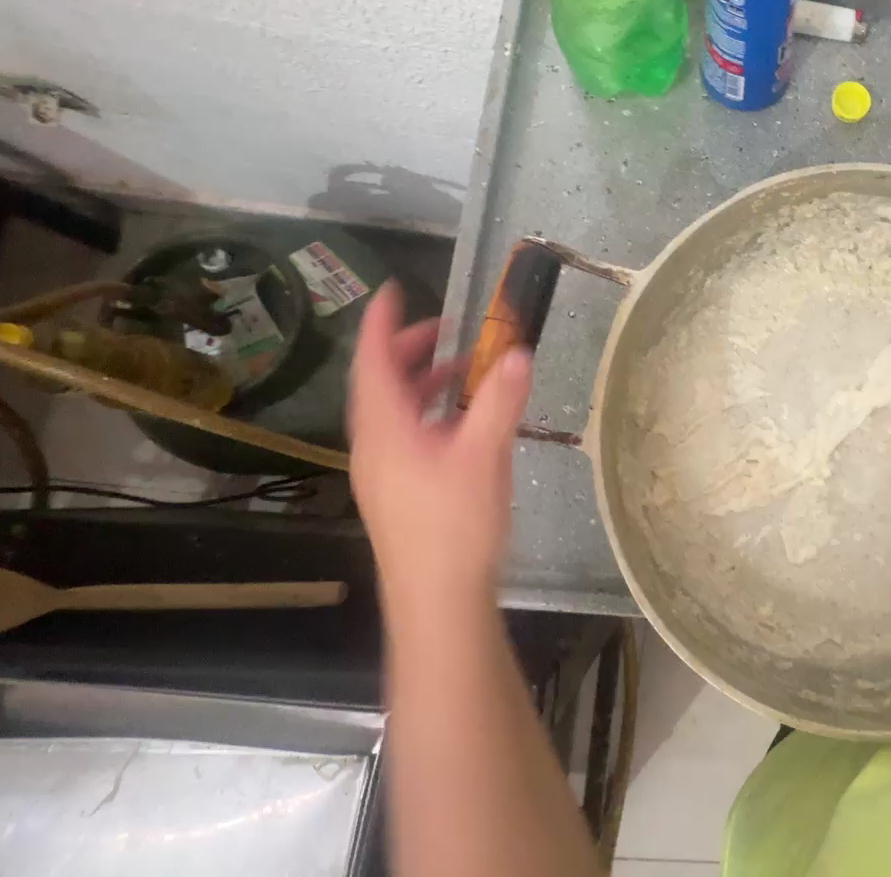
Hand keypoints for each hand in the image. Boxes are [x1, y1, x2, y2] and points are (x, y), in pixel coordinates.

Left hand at [347, 281, 532, 610]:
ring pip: (395, 412)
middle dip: (410, 351)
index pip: (372, 362)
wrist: (437, 600)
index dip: (379, 324)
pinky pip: (407, 436)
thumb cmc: (455, 524)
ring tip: (463, 371)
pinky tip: (464, 424)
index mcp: (384, 430)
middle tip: (447, 329)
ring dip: (424, 383)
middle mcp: (374, 447)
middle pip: (381, 384)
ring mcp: (383, 473)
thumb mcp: (485, 455)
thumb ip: (500, 400)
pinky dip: (431, 414)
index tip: (392, 291)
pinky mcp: (399, 494)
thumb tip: (518, 351)